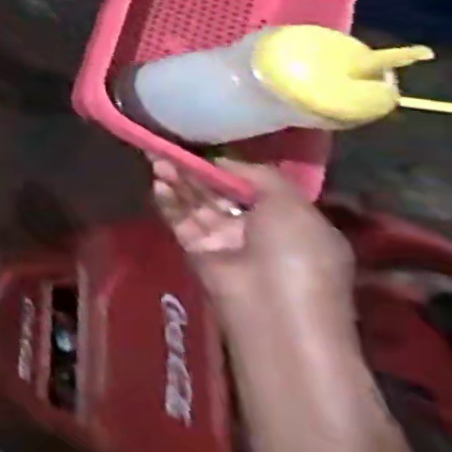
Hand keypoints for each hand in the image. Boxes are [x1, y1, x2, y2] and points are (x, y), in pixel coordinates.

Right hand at [152, 158, 353, 313]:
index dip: (226, 167)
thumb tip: (221, 160)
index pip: (252, 185)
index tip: (201, 147)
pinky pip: (179, 218)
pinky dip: (168, 200)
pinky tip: (158, 185)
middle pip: (218, 191)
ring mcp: (225, 238)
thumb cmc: (295, 253)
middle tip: (166, 148)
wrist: (272, 305)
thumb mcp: (293, 207)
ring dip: (177, 180)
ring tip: (156, 161)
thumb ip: (259, 176)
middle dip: (194, 170)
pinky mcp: (196, 247)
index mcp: (290, 220)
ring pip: (195, 201)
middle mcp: (257, 228)